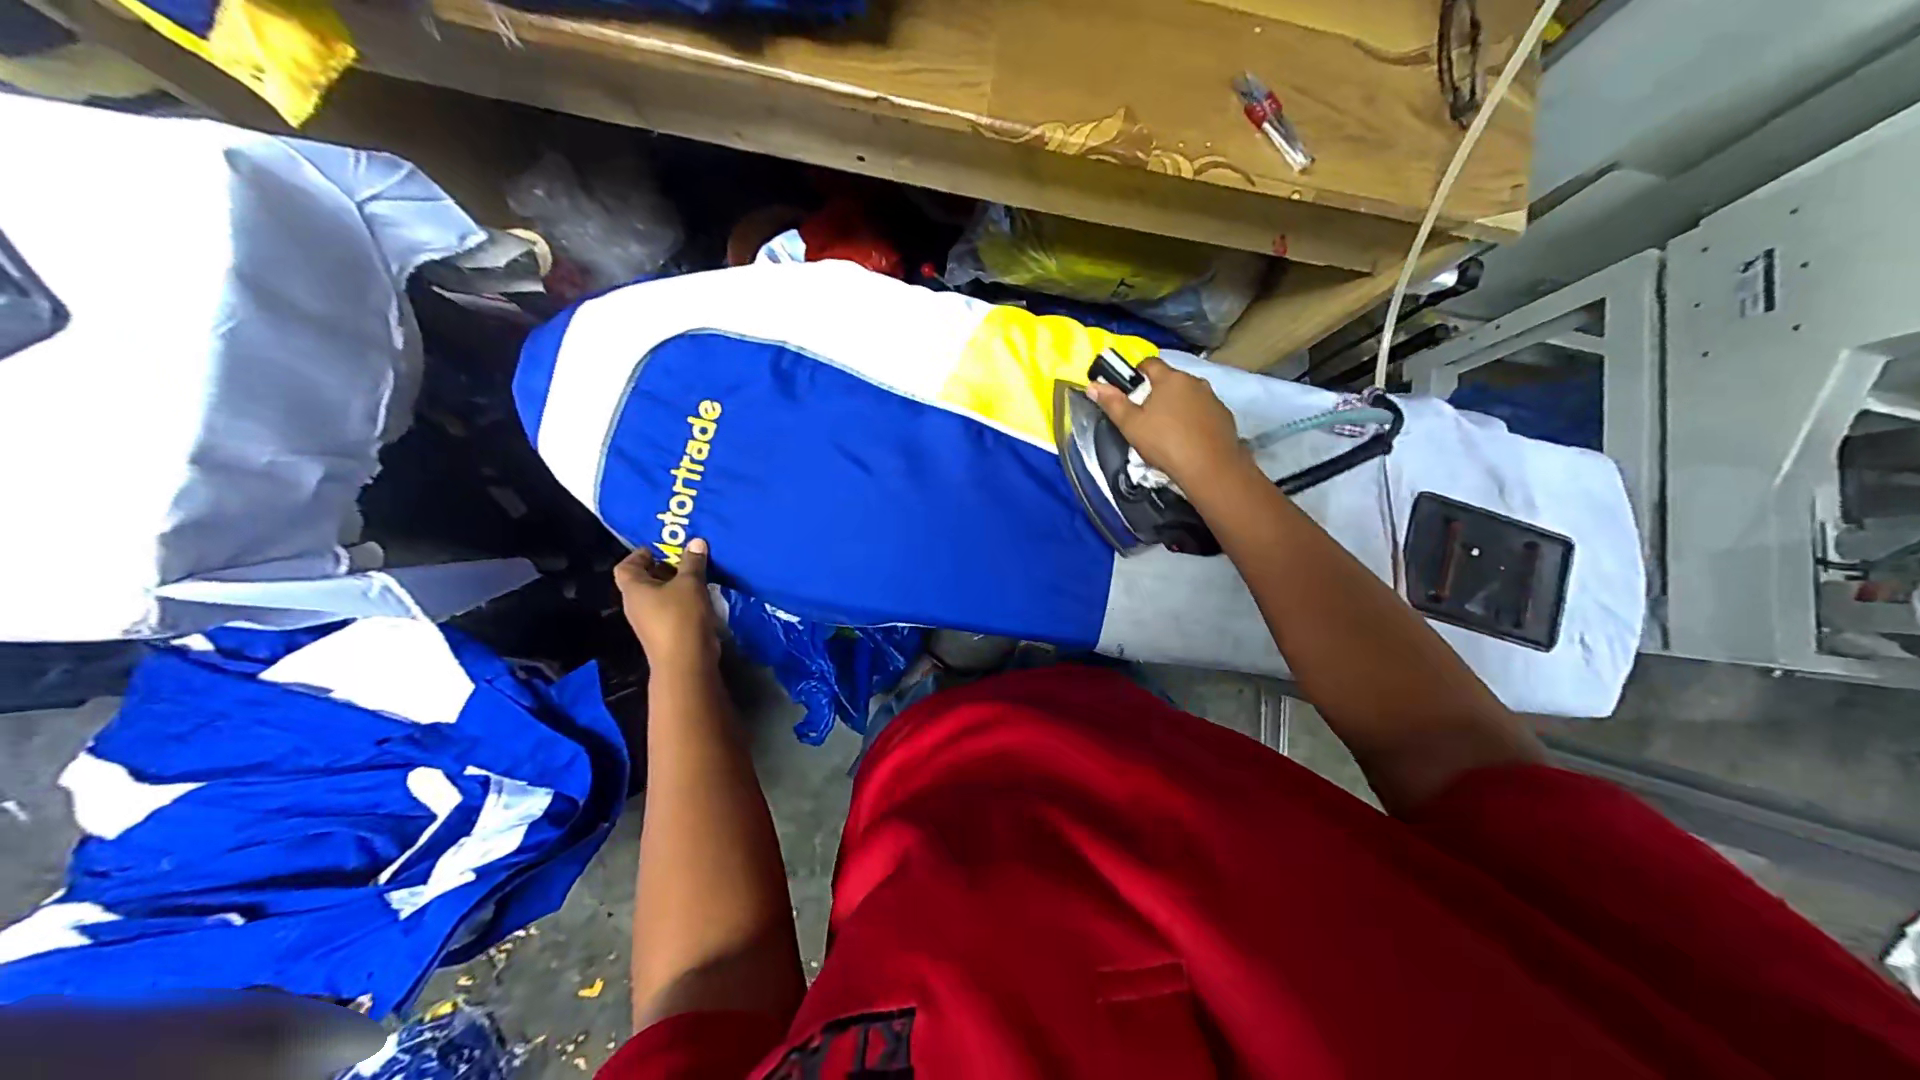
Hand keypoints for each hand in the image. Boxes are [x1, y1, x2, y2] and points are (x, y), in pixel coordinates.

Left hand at [615, 539, 718, 670]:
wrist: (686, 660)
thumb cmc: (681, 616)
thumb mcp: (690, 583)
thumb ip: (693, 562)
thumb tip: (695, 541)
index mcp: (634, 589)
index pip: (625, 567)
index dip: (639, 555)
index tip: (661, 548)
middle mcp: (636, 605)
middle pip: (644, 580)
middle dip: (664, 568)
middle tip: (686, 559)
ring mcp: (649, 621)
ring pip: (659, 596)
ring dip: (676, 585)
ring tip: (698, 576)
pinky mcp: (664, 633)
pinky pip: (670, 609)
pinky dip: (682, 601)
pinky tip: (701, 597)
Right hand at [1084, 357, 1252, 489]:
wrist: (1210, 468)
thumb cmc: (1165, 443)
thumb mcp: (1131, 425)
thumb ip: (1112, 403)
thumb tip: (1093, 385)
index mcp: (1170, 378)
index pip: (1150, 363)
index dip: (1137, 374)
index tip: (1131, 391)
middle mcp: (1194, 381)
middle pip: (1171, 380)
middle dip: (1158, 392)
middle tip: (1147, 416)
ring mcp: (1213, 398)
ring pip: (1189, 395)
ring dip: (1178, 405)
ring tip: (1169, 430)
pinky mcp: (1225, 415)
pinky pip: (1204, 411)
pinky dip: (1195, 419)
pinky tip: (1189, 438)